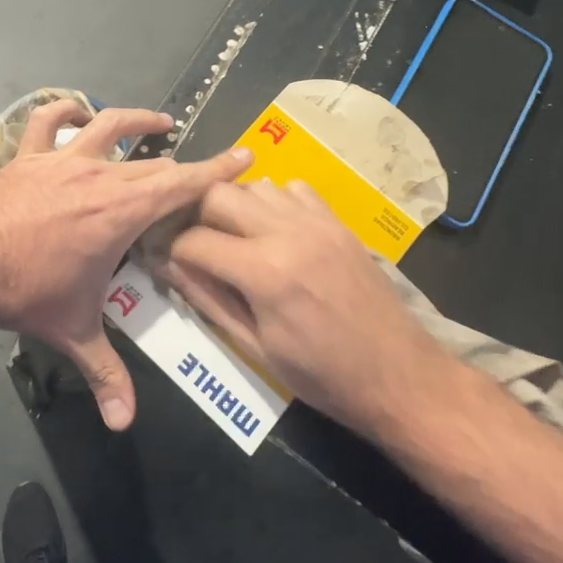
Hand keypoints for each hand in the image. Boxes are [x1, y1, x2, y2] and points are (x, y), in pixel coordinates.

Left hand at [0, 101, 252, 430]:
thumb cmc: (24, 291)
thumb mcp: (74, 331)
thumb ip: (107, 374)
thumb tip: (124, 423)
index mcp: (121, 211)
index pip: (183, 183)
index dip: (219, 169)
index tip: (246, 154)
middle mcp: (98, 177)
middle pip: (153, 163)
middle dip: (181, 168)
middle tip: (199, 178)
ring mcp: (60, 161)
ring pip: (108, 127)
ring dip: (137, 121)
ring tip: (159, 121)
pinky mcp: (27, 157)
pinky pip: (47, 121)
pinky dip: (63, 110)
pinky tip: (75, 111)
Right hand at [155, 179, 448, 431]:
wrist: (400, 377)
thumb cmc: (323, 376)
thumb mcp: (256, 348)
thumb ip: (209, 300)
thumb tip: (168, 268)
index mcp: (264, 272)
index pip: (193, 239)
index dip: (169, 250)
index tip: (161, 260)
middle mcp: (287, 234)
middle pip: (217, 194)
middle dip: (195, 216)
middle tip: (193, 243)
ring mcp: (316, 222)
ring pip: (254, 185)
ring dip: (233, 206)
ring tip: (231, 236)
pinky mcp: (337, 223)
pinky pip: (292, 189)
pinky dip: (273, 201)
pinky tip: (273, 230)